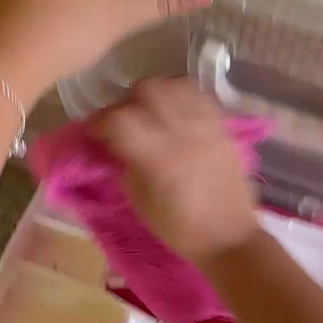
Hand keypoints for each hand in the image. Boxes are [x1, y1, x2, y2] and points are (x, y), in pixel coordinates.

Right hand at [95, 78, 261, 267]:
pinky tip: (175, 113)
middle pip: (145, 90)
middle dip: (126, 102)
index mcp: (157, 157)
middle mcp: (182, 133)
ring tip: (150, 114)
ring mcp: (205, 126)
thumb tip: (112, 147)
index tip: (93, 133)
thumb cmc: (180, 230)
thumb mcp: (141, 203)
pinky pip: (199, 95)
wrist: (229, 237)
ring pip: (173, 85)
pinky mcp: (223, 127)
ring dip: (154, 94)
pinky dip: (181, 96)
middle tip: (122, 122)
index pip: (118, 119)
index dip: (99, 122)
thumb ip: (124, 168)